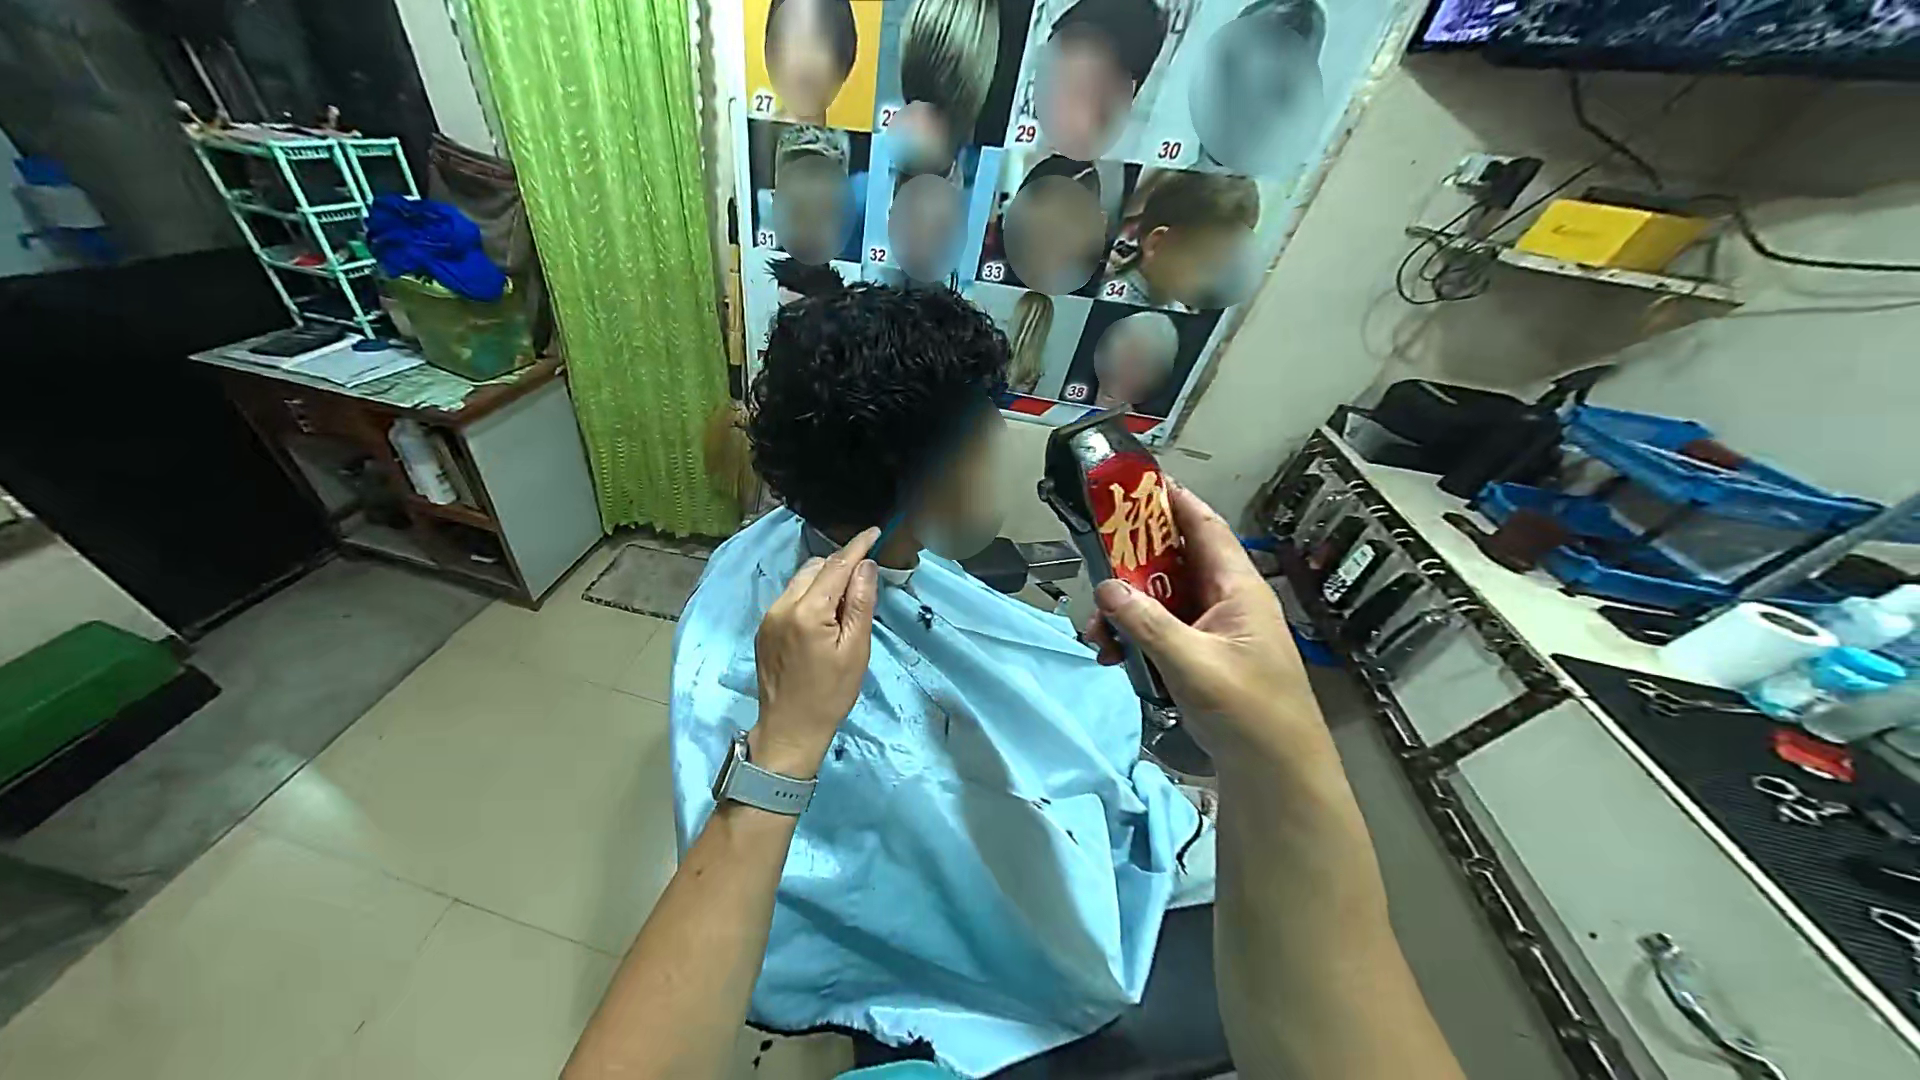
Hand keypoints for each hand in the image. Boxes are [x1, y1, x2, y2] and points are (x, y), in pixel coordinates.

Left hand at [752, 527, 880, 779]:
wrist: (789, 729)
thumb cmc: (830, 693)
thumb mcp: (856, 649)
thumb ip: (860, 603)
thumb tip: (866, 566)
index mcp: (807, 611)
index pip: (836, 566)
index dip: (858, 547)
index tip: (875, 531)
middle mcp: (782, 606)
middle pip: (816, 567)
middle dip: (842, 563)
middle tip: (866, 574)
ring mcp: (769, 616)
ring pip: (801, 579)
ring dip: (825, 578)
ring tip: (847, 596)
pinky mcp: (765, 627)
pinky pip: (790, 596)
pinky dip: (810, 593)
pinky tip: (825, 612)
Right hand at [1082, 483, 1323, 765]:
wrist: (1275, 773)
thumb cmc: (1248, 710)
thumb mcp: (1194, 663)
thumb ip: (1147, 623)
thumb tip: (1105, 587)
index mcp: (1237, 588)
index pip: (1205, 527)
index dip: (1174, 501)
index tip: (1137, 484)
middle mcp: (1224, 600)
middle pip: (1172, 563)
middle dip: (1131, 566)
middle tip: (1095, 561)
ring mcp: (1211, 628)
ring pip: (1159, 599)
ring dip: (1126, 610)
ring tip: (1098, 633)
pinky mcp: (1199, 654)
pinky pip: (1159, 631)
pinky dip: (1134, 637)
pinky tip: (1113, 657)